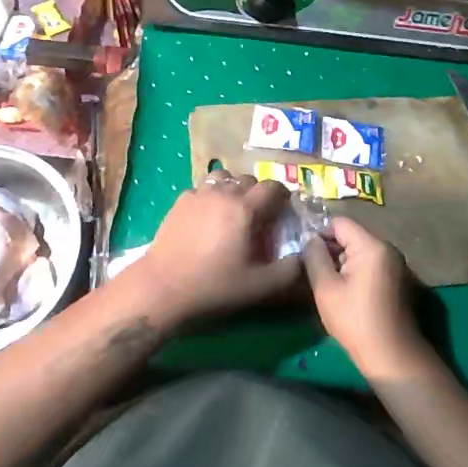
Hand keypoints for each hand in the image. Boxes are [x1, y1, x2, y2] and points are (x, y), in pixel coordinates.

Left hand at [126, 171, 304, 328]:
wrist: (162, 288)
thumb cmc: (214, 286)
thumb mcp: (261, 286)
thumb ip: (291, 269)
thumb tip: (304, 255)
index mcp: (245, 209)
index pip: (273, 187)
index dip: (284, 198)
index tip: (284, 213)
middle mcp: (222, 193)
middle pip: (249, 180)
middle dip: (259, 194)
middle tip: (261, 217)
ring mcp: (198, 195)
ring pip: (223, 178)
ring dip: (234, 189)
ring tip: (234, 211)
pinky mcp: (179, 202)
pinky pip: (203, 189)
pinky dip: (212, 197)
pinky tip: (209, 218)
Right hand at [303, 217, 415, 359]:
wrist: (391, 355)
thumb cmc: (355, 320)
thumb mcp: (326, 288)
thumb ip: (314, 256)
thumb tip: (309, 238)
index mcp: (372, 246)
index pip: (340, 222)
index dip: (319, 233)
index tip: (304, 252)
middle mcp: (387, 249)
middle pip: (351, 235)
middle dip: (330, 248)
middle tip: (310, 269)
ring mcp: (395, 264)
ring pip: (359, 251)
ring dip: (341, 262)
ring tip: (324, 282)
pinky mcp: (396, 279)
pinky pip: (370, 264)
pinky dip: (354, 271)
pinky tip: (342, 292)